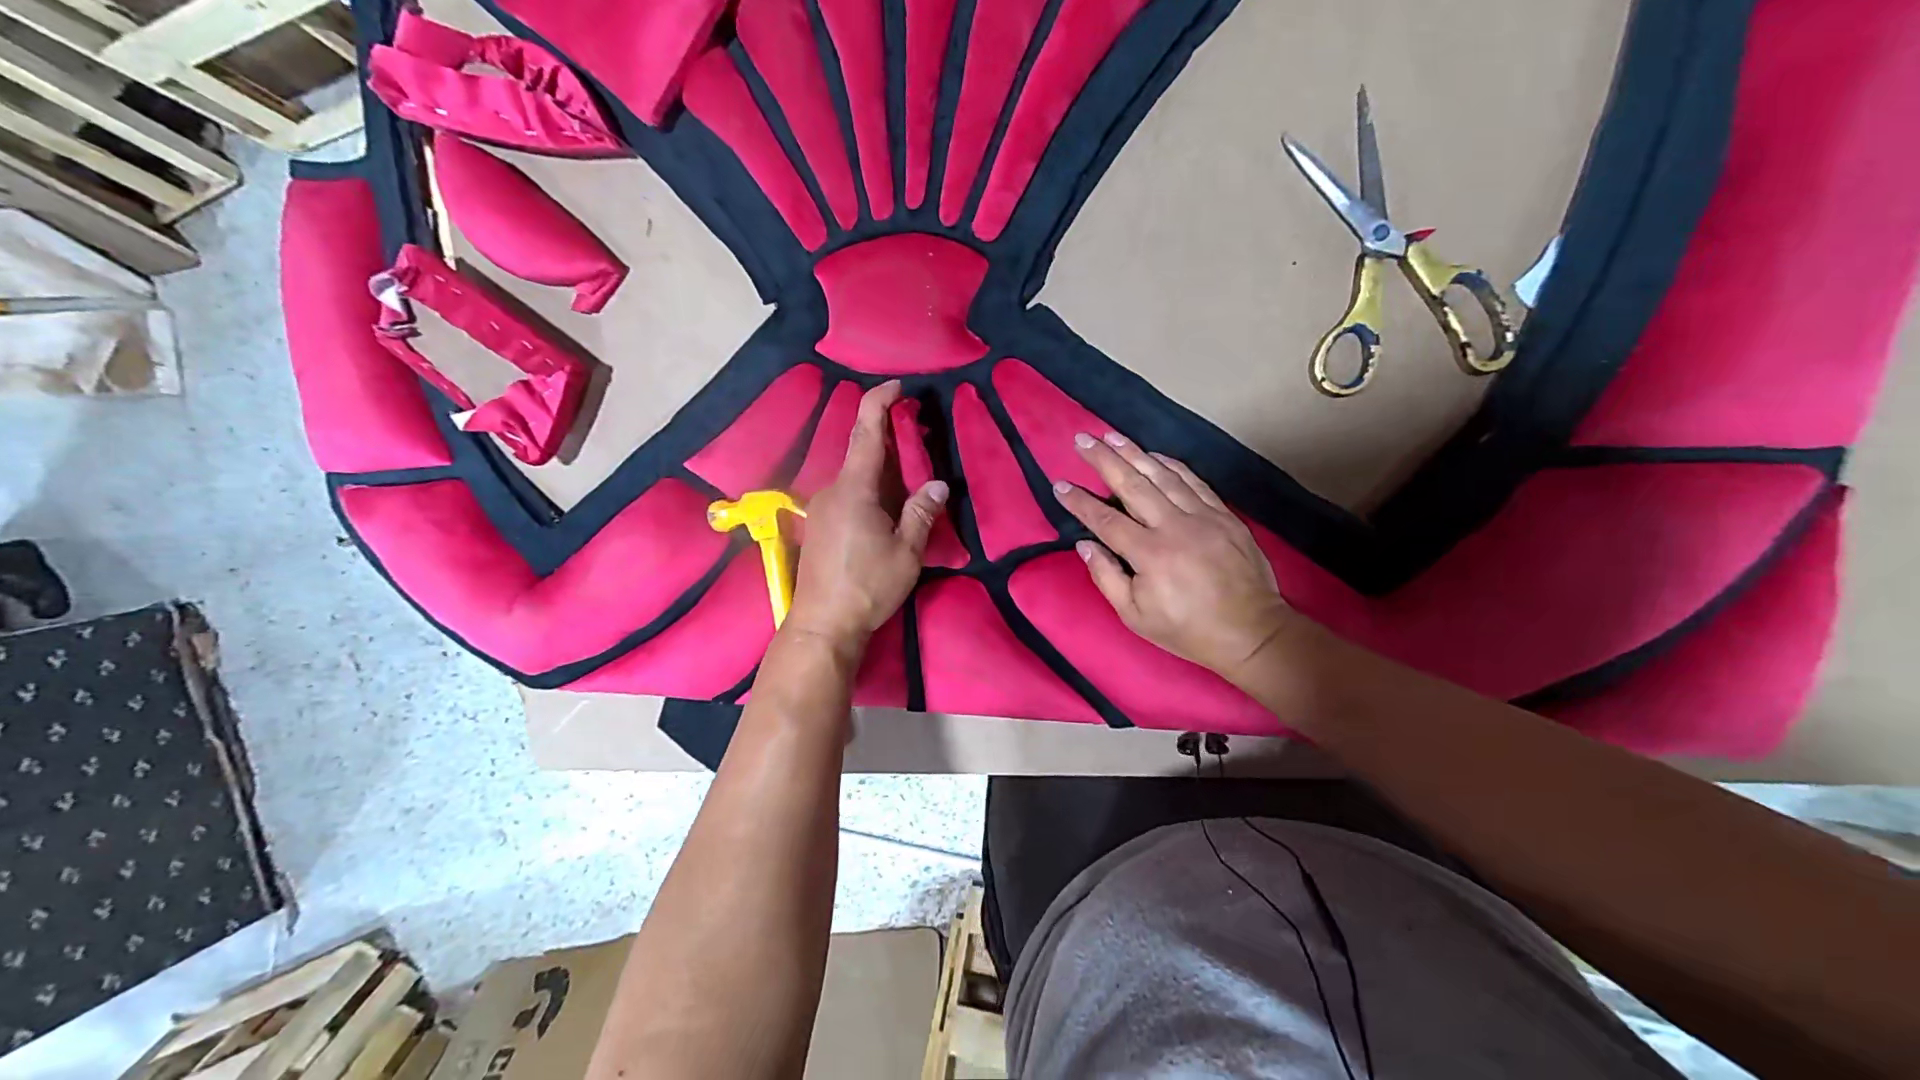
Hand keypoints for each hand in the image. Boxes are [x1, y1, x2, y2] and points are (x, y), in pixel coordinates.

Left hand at [785, 381, 948, 647]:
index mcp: (854, 488)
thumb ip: (921, 514)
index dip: (881, 400)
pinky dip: (870, 487)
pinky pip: (848, 494)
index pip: (866, 430)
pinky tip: (888, 504)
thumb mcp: (906, 552)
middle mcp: (832, 490)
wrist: (823, 625)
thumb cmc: (868, 586)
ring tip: (911, 472)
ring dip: (881, 466)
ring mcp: (821, 508)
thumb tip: (937, 485)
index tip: (899, 386)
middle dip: (889, 436)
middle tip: (920, 432)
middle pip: (861, 451)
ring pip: (855, 475)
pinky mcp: (819, 527)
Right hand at [1053, 432, 1294, 679]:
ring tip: (1111, 435)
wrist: (1250, 631)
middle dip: (1103, 459)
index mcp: (1150, 554)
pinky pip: (1194, 481)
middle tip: (1082, 439)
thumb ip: (1106, 577)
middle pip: (1132, 485)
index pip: (1105, 520)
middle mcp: (1174, 527)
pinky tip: (1155, 454)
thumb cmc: (1187, 629)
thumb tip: (1085, 545)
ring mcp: (1203, 517)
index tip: (1060, 485)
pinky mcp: (1224, 515)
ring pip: (1163, 475)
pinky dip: (1172, 464)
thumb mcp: (1135, 616)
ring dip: (1134, 452)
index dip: (1080, 501)